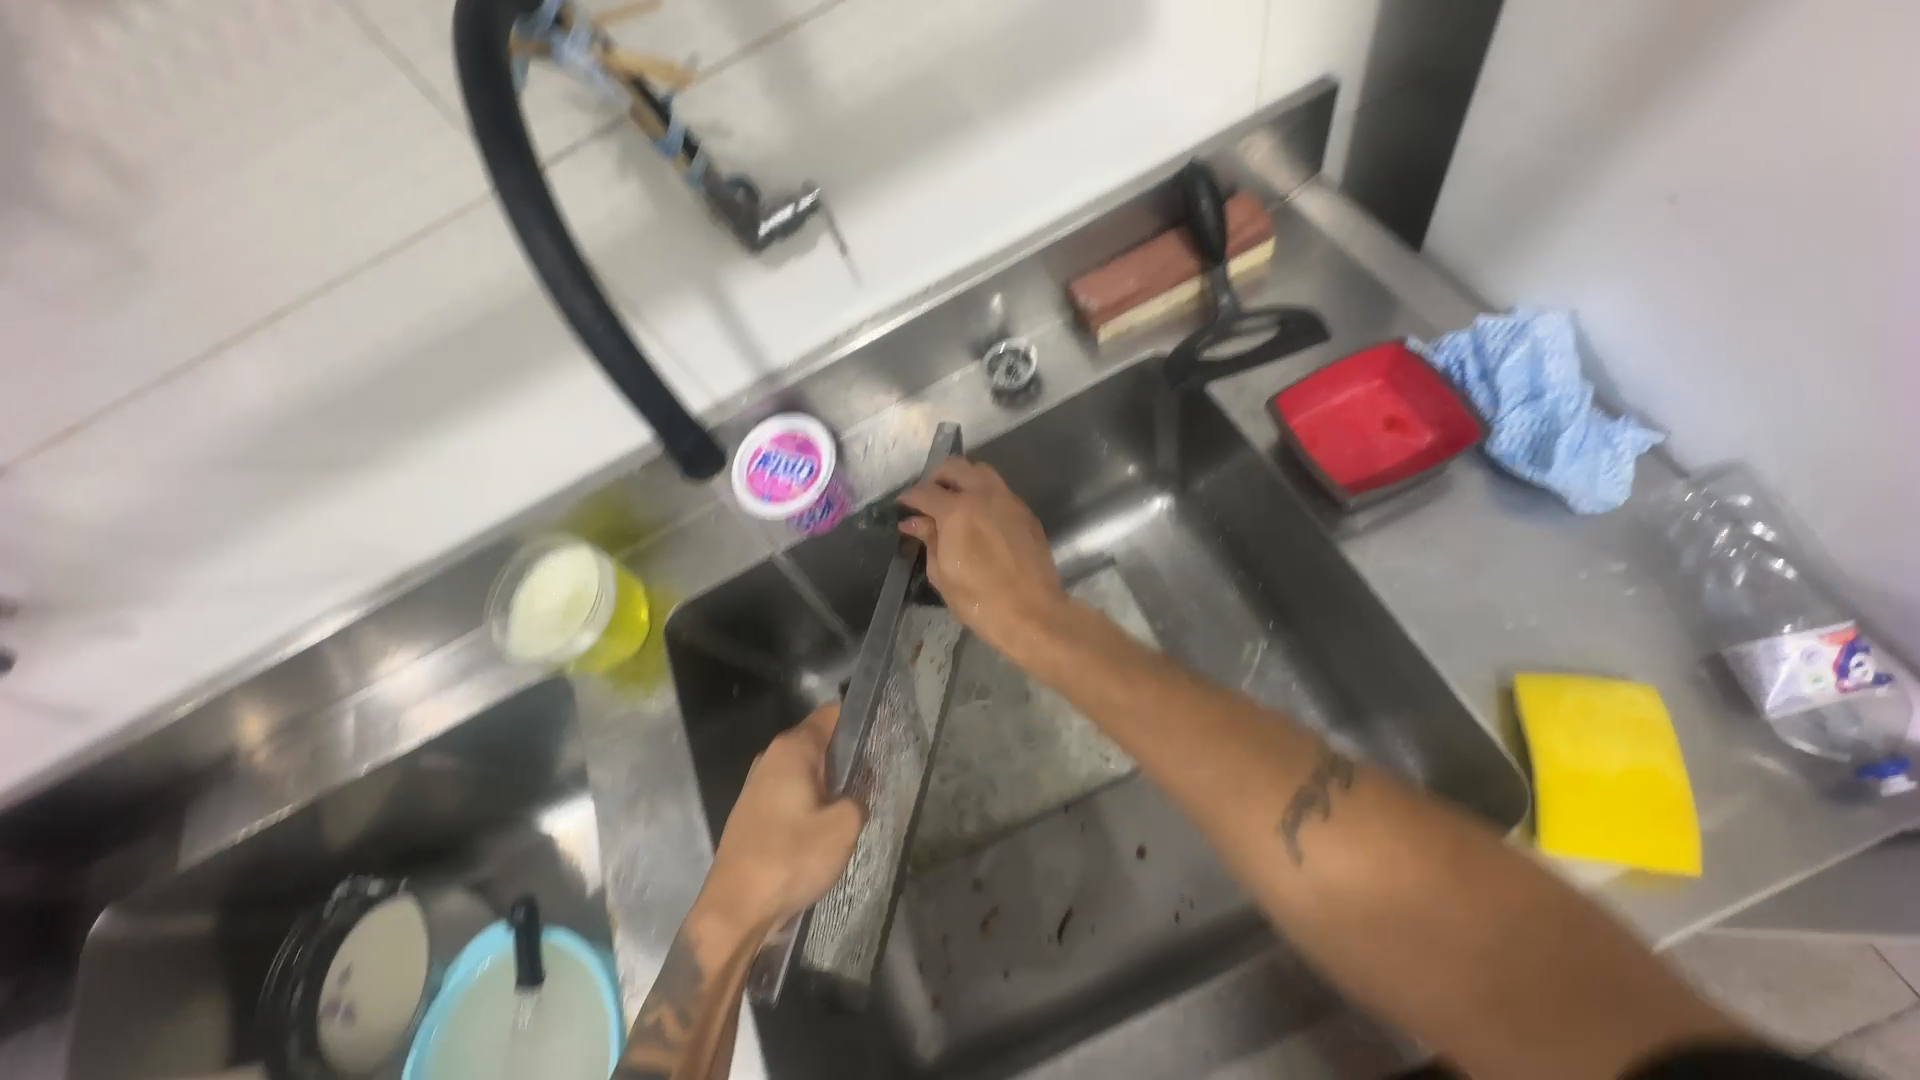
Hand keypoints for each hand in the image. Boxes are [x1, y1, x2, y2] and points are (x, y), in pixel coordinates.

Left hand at [699, 704, 863, 936]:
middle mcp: (771, 758)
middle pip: (819, 743)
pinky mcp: (753, 813)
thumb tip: (855, 796)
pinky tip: (825, 830)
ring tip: (855, 809)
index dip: (860, 721)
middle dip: (848, 758)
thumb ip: (860, 799)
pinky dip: (811, 804)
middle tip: (876, 781)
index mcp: (792, 749)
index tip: (884, 738)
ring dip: (830, 785)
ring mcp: (758, 786)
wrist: (736, 909)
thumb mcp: (844, 827)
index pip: (832, 715)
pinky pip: (792, 794)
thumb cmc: (791, 858)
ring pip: (806, 772)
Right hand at [898, 458, 1069, 655]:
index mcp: (957, 511)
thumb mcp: (942, 574)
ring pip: (982, 472)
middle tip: (928, 499)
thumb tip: (914, 522)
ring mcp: (1009, 501)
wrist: (1032, 614)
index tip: (902, 506)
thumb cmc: (979, 601)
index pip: (926, 492)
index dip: (909, 498)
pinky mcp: (1026, 513)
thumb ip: (929, 540)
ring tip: (954, 503)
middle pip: (956, 467)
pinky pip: (1001, 491)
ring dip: (964, 480)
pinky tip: (980, 518)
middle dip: (937, 478)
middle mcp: (984, 496)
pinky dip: (985, 495)